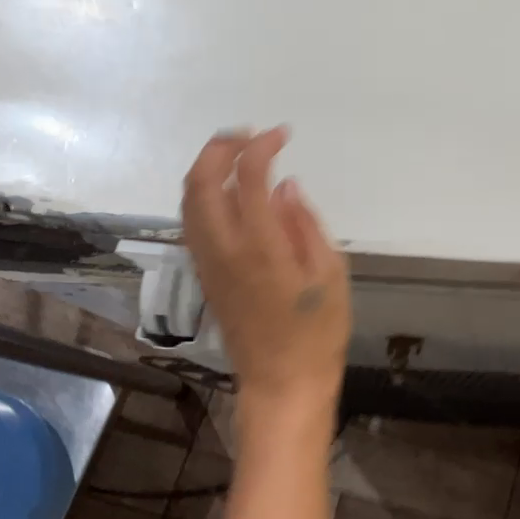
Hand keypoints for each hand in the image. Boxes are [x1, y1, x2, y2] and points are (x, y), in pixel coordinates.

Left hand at [181, 127, 350, 411]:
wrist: (281, 384)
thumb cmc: (317, 333)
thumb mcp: (331, 275)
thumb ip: (306, 225)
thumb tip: (285, 187)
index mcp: (261, 248)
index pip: (246, 178)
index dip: (261, 147)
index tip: (283, 135)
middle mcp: (223, 250)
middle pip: (200, 182)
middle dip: (220, 148)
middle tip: (251, 136)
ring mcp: (207, 263)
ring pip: (188, 201)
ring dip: (206, 168)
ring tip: (238, 155)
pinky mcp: (204, 275)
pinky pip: (192, 222)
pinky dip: (203, 193)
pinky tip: (229, 192)